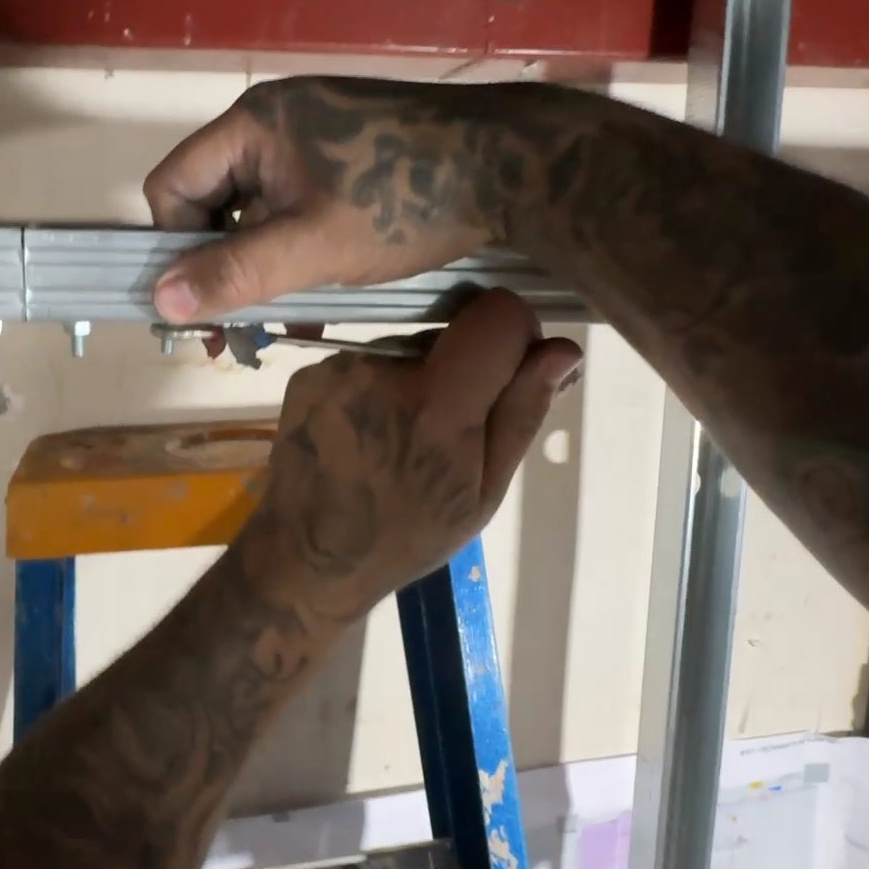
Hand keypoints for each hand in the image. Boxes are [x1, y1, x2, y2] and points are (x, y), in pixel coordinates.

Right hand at [144, 76, 537, 322]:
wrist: (515, 168)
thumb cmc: (405, 201)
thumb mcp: (312, 247)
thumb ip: (233, 273)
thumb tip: (159, 302)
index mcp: (254, 126)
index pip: (173, 185)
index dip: (174, 246)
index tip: (199, 303)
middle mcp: (275, 126)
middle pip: (213, 204)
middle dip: (220, 271)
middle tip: (236, 333)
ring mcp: (314, 143)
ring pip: (257, 217)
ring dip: (260, 274)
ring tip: (278, 329)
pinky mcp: (346, 164)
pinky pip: (295, 216)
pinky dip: (295, 259)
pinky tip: (314, 306)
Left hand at [246, 289, 581, 615]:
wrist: (306, 555)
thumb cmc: (405, 535)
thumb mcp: (482, 491)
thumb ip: (521, 412)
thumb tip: (562, 350)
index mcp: (436, 401)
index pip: (497, 313)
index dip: (516, 334)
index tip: (510, 374)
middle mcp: (381, 367)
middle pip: (449, 333)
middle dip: (461, 371)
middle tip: (444, 434)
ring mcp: (337, 366)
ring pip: (405, 350)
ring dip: (414, 382)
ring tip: (395, 442)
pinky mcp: (308, 372)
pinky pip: (364, 363)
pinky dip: (374, 389)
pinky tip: (362, 437)